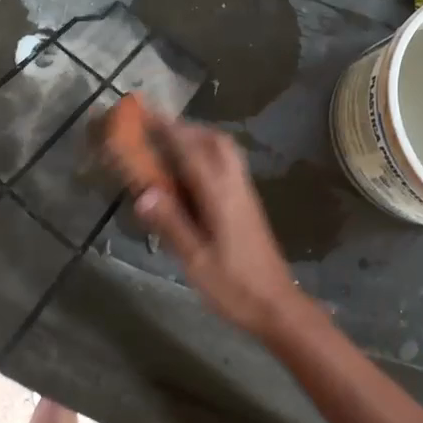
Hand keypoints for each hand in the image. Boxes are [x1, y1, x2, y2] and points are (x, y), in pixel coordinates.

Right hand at [127, 113, 301, 340]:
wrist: (279, 308)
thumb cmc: (235, 287)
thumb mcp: (196, 261)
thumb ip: (171, 225)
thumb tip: (142, 194)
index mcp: (220, 193)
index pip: (190, 150)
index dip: (166, 129)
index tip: (143, 114)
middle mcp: (234, 184)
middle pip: (212, 140)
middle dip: (184, 128)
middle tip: (155, 130)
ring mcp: (244, 192)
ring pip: (223, 149)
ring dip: (197, 138)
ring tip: (170, 146)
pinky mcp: (248, 203)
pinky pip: (227, 163)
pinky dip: (206, 154)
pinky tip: (190, 173)